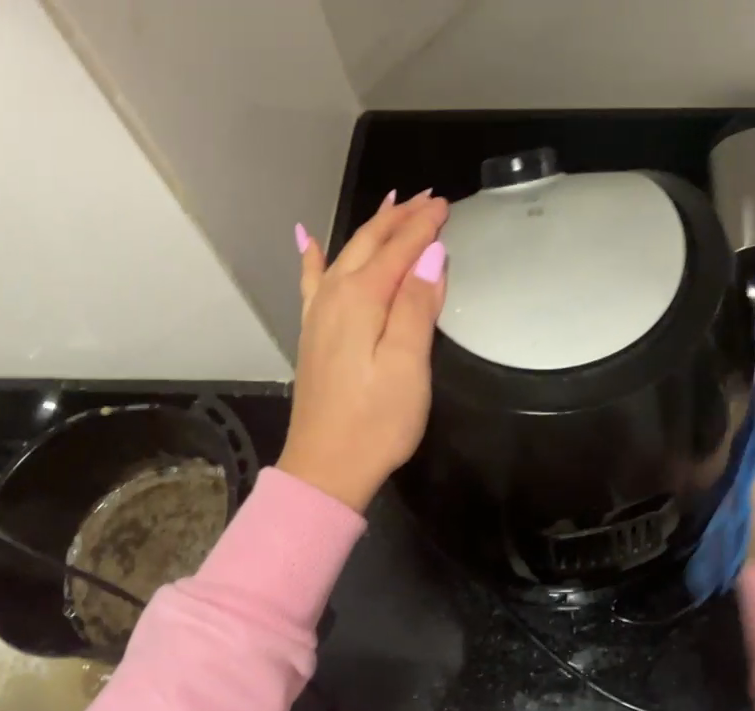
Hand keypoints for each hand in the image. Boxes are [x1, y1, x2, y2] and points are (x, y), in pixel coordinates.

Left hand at [277, 191, 449, 511]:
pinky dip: (314, 256)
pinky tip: (308, 240)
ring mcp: (318, 315)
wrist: (327, 467)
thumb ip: (417, 307)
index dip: (423, 227)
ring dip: (371, 230)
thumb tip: (431, 256)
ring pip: (346, 255)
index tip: (446, 205)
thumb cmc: (377, 422)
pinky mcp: (313, 335)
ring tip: (389, 206)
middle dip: (399, 219)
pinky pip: (313, 281)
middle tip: (426, 199)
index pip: (399, 250)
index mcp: (362, 300)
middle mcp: (334, 296)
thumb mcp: (409, 366)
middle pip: (369, 245)